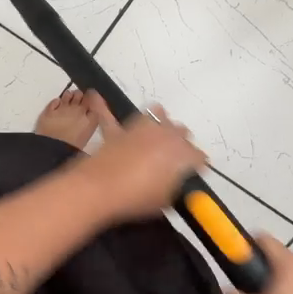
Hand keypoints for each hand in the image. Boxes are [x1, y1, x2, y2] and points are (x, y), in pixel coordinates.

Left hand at [75, 96, 206, 222]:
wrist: (101, 189)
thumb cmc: (138, 197)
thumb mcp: (166, 199)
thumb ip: (175, 186)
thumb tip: (175, 182)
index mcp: (181, 152)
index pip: (198, 156)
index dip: (196, 166)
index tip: (193, 173)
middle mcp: (165, 133)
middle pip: (180, 132)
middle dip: (181, 143)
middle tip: (175, 159)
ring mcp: (139, 129)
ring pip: (156, 114)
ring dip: (160, 122)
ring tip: (159, 131)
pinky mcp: (117, 131)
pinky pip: (108, 115)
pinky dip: (103, 107)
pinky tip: (94, 94)